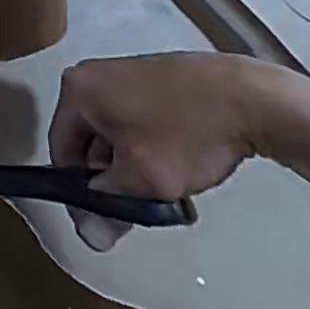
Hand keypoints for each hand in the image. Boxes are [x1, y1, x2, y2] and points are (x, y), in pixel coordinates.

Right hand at [48, 52, 309, 250]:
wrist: (248, 96)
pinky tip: (176, 162)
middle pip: (86, 139)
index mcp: (78, 89)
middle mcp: (93, 74)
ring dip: (129, 163)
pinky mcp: (151, 76)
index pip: (61, 150)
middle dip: (109, 177)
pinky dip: (146, 144)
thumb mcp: (143, 180)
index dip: (79, 191)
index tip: (107, 220)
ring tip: (164, 187)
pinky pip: (133, 117)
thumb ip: (109, 208)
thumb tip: (90, 237)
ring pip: (112, 132)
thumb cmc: (185, 133)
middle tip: (141, 204)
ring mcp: (123, 71)